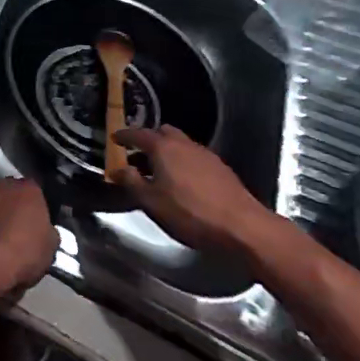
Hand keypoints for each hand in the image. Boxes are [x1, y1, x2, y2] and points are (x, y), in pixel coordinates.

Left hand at [0, 177, 57, 295]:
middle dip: (17, 209)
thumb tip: (46, 231)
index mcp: (29, 188)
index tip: (40, 225)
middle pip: (13, 195)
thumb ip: (49, 232)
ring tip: (3, 240)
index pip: (38, 193)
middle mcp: (3, 184)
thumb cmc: (23, 251)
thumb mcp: (51, 247)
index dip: (39, 210)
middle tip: (22, 232)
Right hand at [110, 125, 282, 257]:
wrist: (244, 228)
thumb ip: (131, 182)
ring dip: (168, 152)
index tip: (114, 138)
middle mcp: (185, 144)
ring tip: (160, 170)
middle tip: (138, 154)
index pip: (138, 134)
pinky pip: (195, 157)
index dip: (124, 136)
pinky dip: (184, 162)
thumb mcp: (152, 201)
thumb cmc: (191, 212)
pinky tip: (184, 182)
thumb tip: (117, 169)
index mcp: (164, 147)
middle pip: (163, 132)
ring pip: (182, 144)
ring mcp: (206, 156)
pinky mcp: (222, 170)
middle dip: (149, 139)